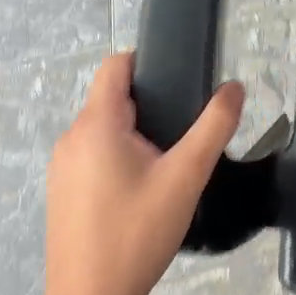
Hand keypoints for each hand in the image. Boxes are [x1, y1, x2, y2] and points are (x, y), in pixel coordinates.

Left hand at [46, 52, 244, 294]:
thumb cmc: (135, 234)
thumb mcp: (186, 177)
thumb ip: (214, 127)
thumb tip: (235, 88)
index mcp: (96, 125)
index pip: (116, 65)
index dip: (148, 60)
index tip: (179, 78)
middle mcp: (71, 139)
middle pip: (112, 97)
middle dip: (149, 103)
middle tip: (183, 128)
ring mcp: (61, 169)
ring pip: (103, 128)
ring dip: (134, 133)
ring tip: (167, 160)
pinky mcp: (61, 194)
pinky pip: (92, 155)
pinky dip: (117, 158)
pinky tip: (142, 189)